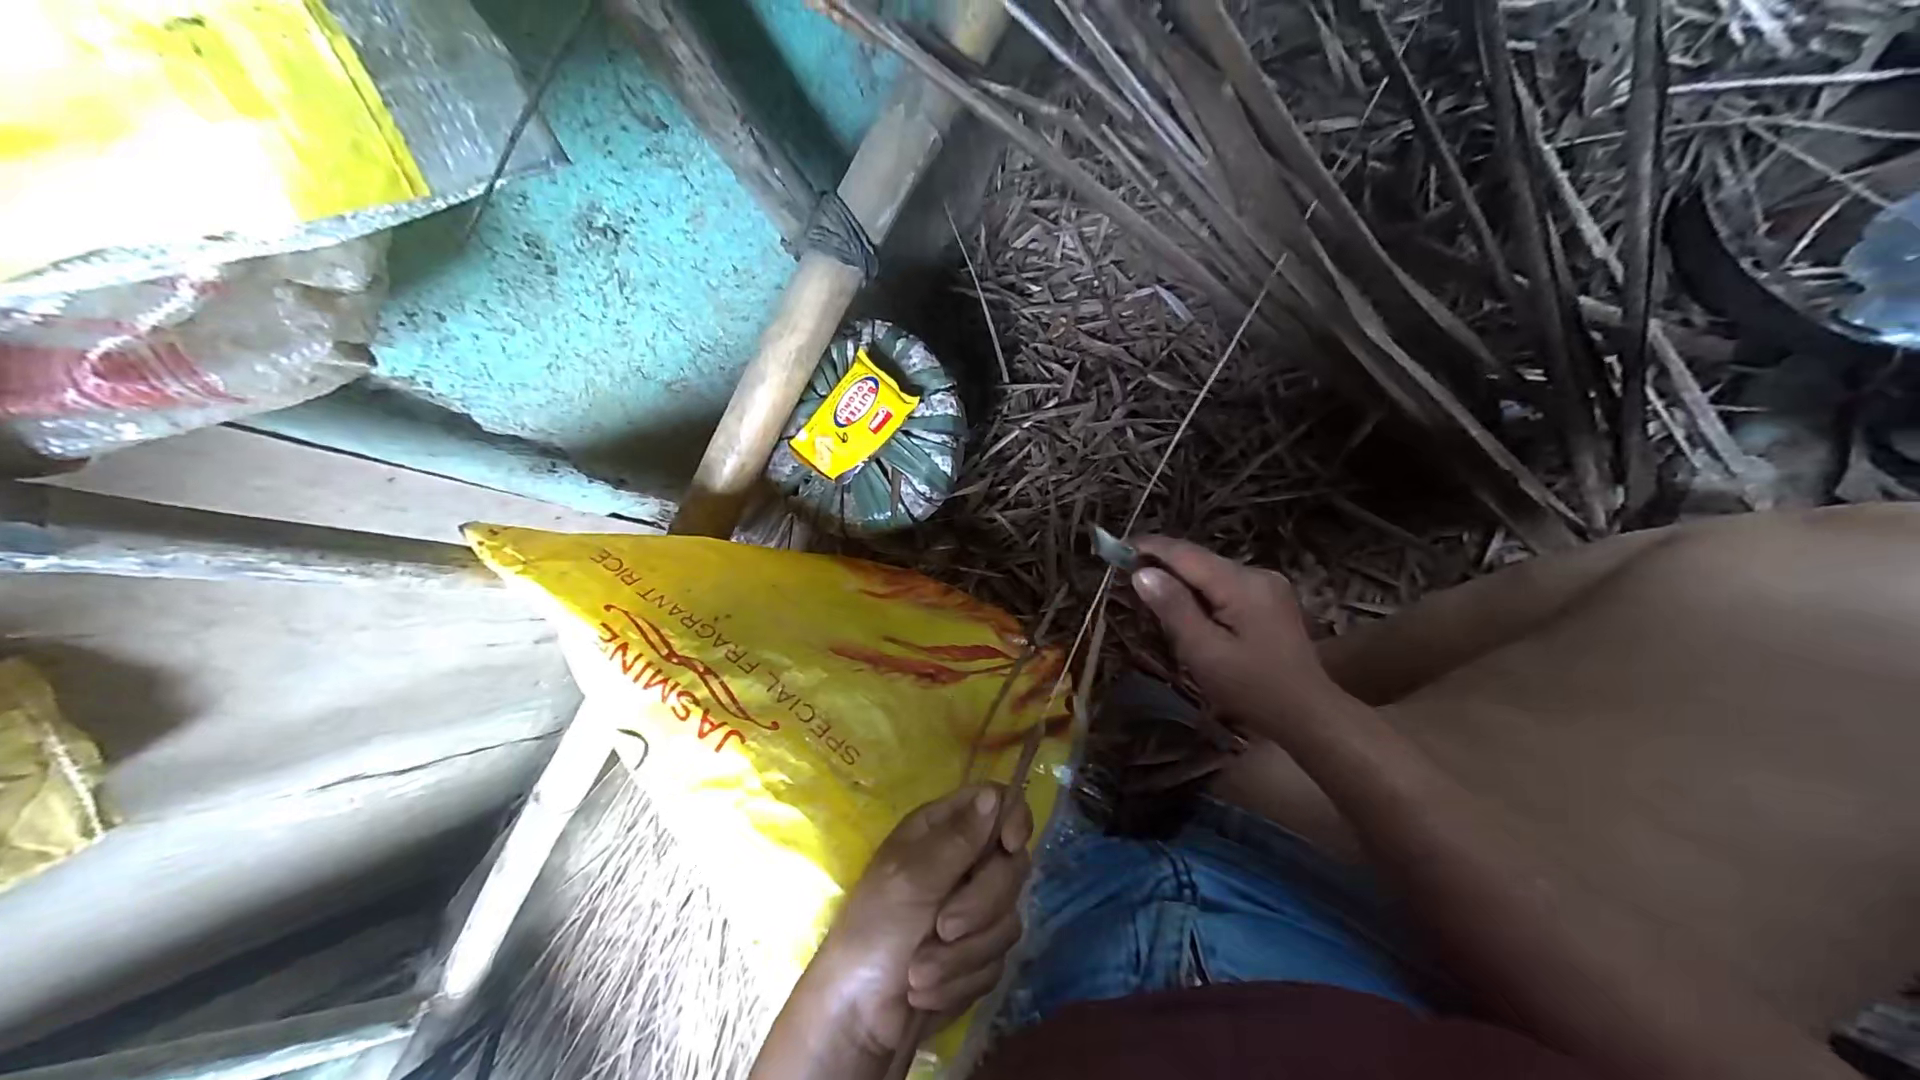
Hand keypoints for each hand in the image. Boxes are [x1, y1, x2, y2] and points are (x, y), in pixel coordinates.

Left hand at [806, 784, 1032, 1058]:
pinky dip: (962, 976)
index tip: (1010, 844)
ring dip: (964, 952)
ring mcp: (975, 907)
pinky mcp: (980, 952)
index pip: (995, 801)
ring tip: (920, 969)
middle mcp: (963, 861)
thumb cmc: (874, 930)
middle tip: (943, 928)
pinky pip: (998, 958)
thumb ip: (958, 839)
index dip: (1012, 816)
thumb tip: (995, 795)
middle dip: (980, 905)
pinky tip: (929, 989)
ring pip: (1007, 917)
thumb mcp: (911, 879)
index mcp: (940, 830)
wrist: (858, 1015)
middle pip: (1011, 863)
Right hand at [1128, 535, 1345, 734]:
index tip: (1117, 548)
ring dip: (1181, 580)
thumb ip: (1173, 608)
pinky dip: (1201, 592)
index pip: (1185, 553)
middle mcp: (1258, 574)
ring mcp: (1268, 586)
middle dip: (1163, 564)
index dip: (1149, 547)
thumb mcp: (1204, 652)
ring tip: (1151, 595)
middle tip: (1127, 577)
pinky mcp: (1271, 600)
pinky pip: (1226, 586)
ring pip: (1212, 572)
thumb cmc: (1252, 689)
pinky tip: (1188, 611)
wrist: (1309, 715)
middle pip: (1199, 560)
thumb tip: (1142, 572)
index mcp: (1242, 584)